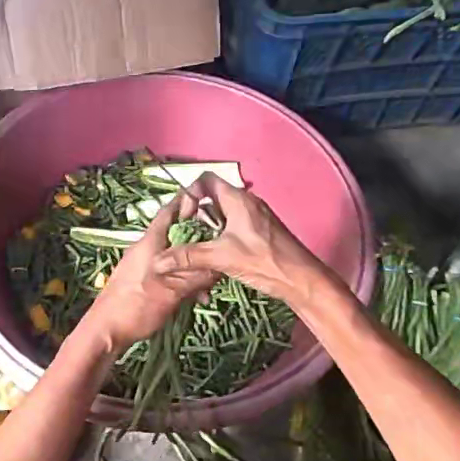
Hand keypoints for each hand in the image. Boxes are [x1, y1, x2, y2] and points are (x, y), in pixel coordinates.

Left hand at [74, 193, 220, 357]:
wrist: (104, 332)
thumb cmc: (137, 306)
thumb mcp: (172, 291)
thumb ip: (197, 276)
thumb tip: (220, 266)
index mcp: (150, 242)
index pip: (170, 211)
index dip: (188, 201)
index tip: (210, 198)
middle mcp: (146, 248)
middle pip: (177, 234)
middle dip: (200, 241)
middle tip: (221, 247)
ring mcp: (142, 264)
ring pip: (175, 256)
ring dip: (193, 266)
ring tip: (211, 284)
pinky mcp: (142, 280)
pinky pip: (168, 272)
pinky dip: (183, 279)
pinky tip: (196, 297)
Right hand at [154, 174, 335, 305]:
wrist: (302, 280)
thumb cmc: (265, 261)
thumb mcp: (222, 258)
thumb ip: (189, 256)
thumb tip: (157, 261)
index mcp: (238, 199)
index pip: (206, 180)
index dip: (190, 194)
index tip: (184, 218)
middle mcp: (246, 202)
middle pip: (212, 198)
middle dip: (195, 215)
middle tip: (185, 235)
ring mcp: (254, 217)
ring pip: (222, 214)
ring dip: (207, 228)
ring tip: (197, 248)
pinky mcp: (259, 231)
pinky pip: (232, 225)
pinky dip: (220, 236)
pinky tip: (215, 256)